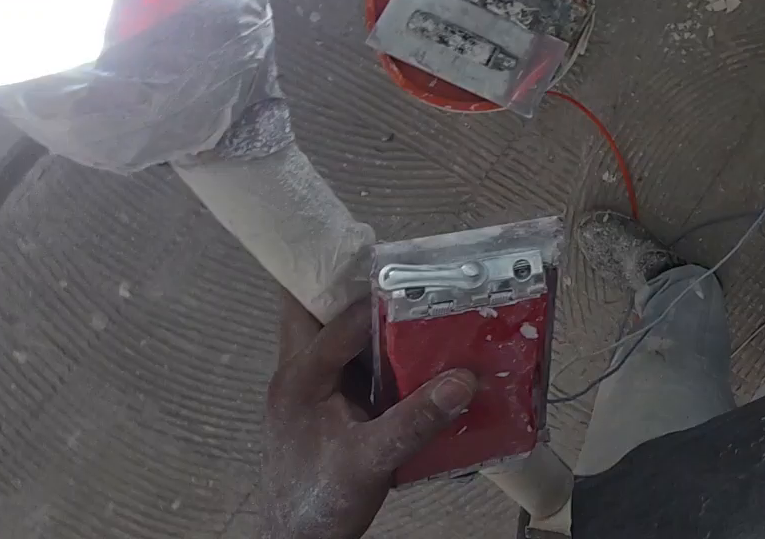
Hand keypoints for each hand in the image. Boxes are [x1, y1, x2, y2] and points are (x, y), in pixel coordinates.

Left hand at [262, 294, 477, 538]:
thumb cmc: (320, 501)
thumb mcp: (369, 462)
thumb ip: (414, 421)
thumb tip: (466, 378)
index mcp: (299, 377)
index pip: (340, 320)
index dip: (380, 298)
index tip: (425, 279)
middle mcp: (300, 367)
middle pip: (312, 300)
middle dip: (351, 276)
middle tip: (405, 263)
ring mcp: (314, 376)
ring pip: (331, 317)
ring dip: (368, 299)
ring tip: (421, 286)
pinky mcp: (331, 389)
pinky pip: (352, 342)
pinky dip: (380, 328)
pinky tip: (419, 330)